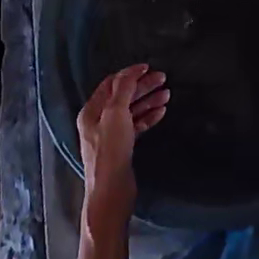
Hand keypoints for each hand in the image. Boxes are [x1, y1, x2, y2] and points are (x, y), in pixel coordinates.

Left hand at [76, 63, 168, 230]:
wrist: (112, 191)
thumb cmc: (110, 151)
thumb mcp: (115, 114)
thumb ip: (122, 90)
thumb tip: (130, 72)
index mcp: (91, 110)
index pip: (111, 84)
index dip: (129, 73)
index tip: (148, 67)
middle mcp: (98, 120)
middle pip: (123, 96)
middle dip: (142, 86)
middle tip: (162, 79)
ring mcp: (110, 135)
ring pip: (131, 110)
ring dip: (148, 100)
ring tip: (167, 94)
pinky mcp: (122, 147)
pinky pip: (136, 125)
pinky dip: (148, 116)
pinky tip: (161, 111)